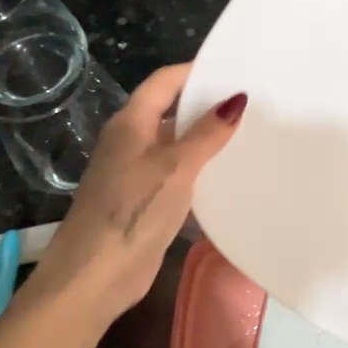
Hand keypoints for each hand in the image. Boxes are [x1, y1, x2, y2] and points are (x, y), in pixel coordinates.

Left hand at [23, 63, 245, 325]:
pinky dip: (201, 168)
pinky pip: (177, 173)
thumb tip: (237, 99)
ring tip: (252, 132)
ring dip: (207, 138)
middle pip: (171, 109)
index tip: (239, 69)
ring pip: (176, 143)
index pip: (165, 81)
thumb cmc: (131, 212)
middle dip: (208, 103)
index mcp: (131, 123)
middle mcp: (131, 141)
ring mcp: (136, 172)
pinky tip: (230, 175)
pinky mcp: (144, 200)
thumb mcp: (175, 168)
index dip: (198, 70)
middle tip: (255, 100)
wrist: (92, 278)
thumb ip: (206, 134)